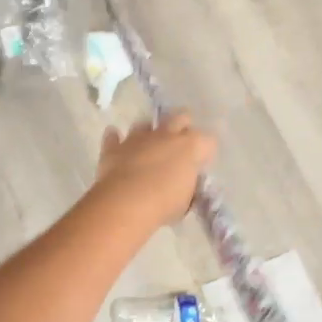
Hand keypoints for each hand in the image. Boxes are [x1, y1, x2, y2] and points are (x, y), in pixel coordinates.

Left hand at [93, 112, 215, 226]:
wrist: (126, 204)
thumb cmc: (163, 205)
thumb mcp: (186, 200)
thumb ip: (187, 184)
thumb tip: (184, 180)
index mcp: (190, 146)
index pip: (208, 140)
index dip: (205, 151)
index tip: (201, 163)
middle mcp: (166, 134)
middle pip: (180, 117)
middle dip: (182, 126)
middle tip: (179, 144)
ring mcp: (138, 138)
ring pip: (145, 123)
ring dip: (148, 133)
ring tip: (147, 146)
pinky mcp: (114, 147)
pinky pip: (114, 136)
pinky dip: (116, 139)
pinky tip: (116, 144)